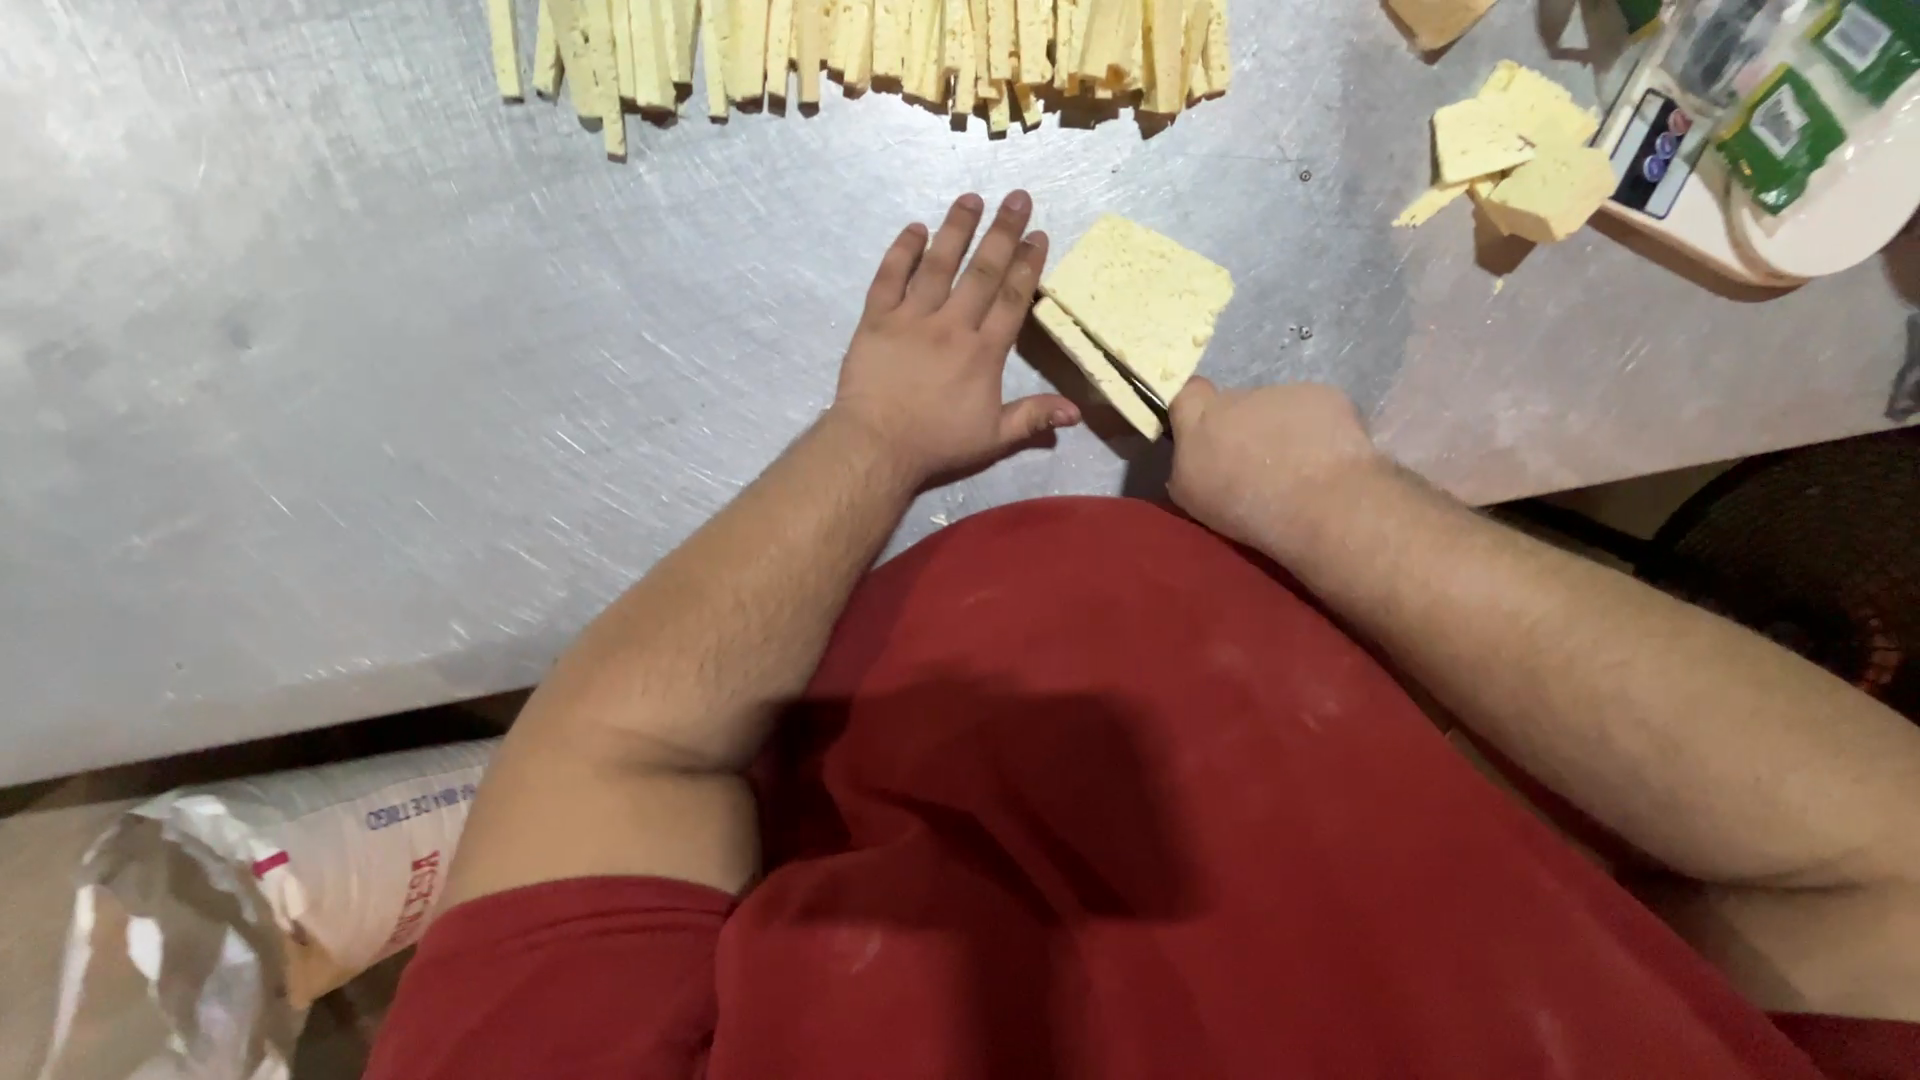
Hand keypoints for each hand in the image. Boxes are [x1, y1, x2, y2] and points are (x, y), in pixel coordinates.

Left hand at [829, 191, 1080, 486]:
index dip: (1027, 265)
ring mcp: (911, 319)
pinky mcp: (876, 319)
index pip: (1011, 299)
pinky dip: (902, 251)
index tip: (1038, 235)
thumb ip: (1033, 418)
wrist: (876, 446)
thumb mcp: (993, 439)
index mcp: (983, 353)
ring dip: (956, 229)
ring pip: (938, 265)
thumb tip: (1076, 413)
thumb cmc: (936, 444)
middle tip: (1017, 198)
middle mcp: (951, 326)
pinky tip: (915, 227)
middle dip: (1002, 232)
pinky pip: (890, 277)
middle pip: (981, 272)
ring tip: (971, 198)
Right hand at [1167, 378, 1382, 551]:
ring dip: (1280, 429)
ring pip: (1275, 407)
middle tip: (1257, 464)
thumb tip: (1192, 455)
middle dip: (1242, 427)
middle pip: (1234, 404)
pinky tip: (1324, 457)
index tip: (1205, 434)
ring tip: (1296, 465)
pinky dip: (1315, 428)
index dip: (1195, 409)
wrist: (1321, 503)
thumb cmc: (1247, 508)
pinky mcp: (1323, 395)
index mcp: (1199, 421)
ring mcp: (1282, 393)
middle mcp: (1237, 398)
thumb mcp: (1191, 496)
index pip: (1187, 394)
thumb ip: (1186, 464)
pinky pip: (1312, 408)